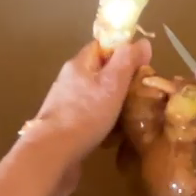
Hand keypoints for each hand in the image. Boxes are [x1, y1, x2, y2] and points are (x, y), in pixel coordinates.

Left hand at [21, 40, 150, 195]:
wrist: (52, 153)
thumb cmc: (85, 114)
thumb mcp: (112, 83)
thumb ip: (127, 61)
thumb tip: (143, 42)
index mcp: (78, 64)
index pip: (102, 46)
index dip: (123, 51)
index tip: (142, 65)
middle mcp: (70, 80)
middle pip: (100, 71)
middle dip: (121, 80)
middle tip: (141, 93)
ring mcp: (66, 103)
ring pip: (96, 95)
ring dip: (114, 103)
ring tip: (133, 114)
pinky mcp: (66, 125)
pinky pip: (90, 115)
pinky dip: (104, 121)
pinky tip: (115, 134)